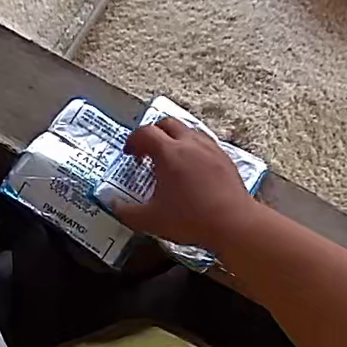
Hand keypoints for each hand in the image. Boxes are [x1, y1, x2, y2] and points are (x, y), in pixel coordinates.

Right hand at [109, 117, 263, 249]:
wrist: (233, 223)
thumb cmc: (191, 219)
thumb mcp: (151, 220)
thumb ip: (127, 212)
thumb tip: (113, 206)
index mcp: (168, 153)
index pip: (145, 133)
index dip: (133, 140)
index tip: (130, 153)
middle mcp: (190, 144)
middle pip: (167, 123)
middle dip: (154, 133)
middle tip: (147, 150)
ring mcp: (211, 149)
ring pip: (189, 130)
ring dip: (175, 138)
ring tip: (170, 158)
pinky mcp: (226, 159)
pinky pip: (206, 144)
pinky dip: (194, 149)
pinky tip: (194, 168)